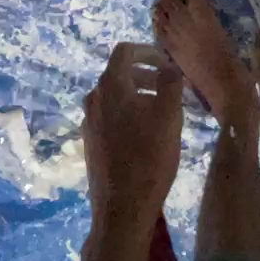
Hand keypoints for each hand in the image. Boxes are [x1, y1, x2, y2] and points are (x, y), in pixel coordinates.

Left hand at [83, 42, 183, 223]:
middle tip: (168, 88)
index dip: (147, 51)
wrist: (120, 209)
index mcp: (110, 86)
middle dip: (145, 74)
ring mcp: (89, 121)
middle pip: (119, 73)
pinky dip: (127, 113)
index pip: (124, 51)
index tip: (166, 64)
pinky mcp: (90, 141)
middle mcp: (94, 98)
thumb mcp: (169, 116)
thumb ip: (170, 82)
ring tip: (161, 113)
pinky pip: (110, 115)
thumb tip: (168, 65)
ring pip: (115, 96)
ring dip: (137, 95)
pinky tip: (145, 135)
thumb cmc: (148, 158)